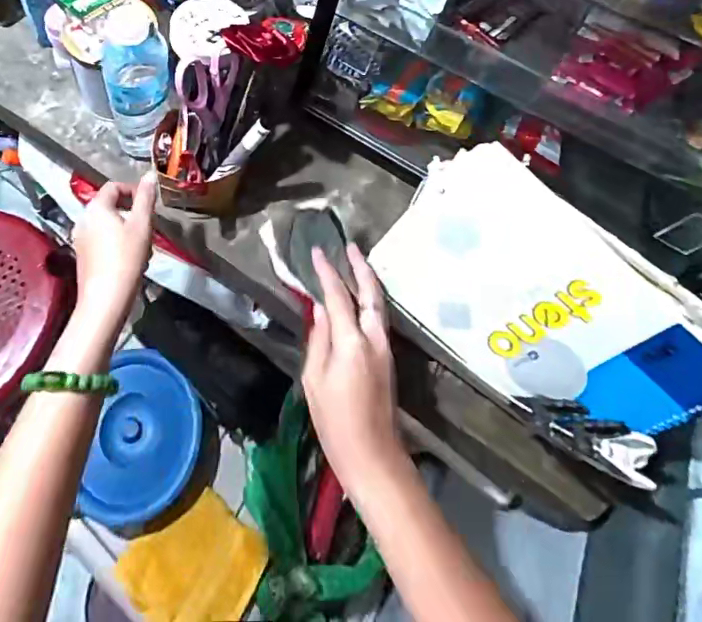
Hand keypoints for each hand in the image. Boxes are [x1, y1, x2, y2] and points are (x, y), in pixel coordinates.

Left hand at [69, 174, 156, 329]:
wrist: (105, 299)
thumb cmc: (126, 257)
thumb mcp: (142, 224)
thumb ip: (146, 198)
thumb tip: (150, 174)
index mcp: (96, 208)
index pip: (113, 186)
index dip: (133, 190)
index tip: (149, 203)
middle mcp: (82, 219)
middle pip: (109, 205)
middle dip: (131, 212)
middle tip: (149, 226)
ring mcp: (79, 239)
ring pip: (106, 224)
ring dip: (125, 228)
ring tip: (142, 245)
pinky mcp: (81, 256)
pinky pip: (101, 239)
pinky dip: (116, 241)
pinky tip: (130, 258)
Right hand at [302, 245, 405, 489]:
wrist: (373, 454)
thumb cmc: (335, 423)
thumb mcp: (314, 381)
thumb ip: (318, 340)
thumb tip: (320, 310)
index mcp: (352, 342)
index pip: (338, 296)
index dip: (327, 273)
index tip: (317, 252)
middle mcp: (374, 338)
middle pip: (370, 293)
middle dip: (359, 267)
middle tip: (348, 247)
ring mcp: (385, 347)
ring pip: (378, 303)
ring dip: (368, 280)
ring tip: (356, 262)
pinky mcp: (388, 357)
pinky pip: (379, 316)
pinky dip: (370, 299)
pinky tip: (361, 296)